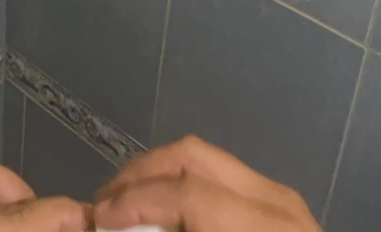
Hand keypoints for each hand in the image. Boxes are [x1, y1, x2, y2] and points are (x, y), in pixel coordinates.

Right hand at [95, 136, 319, 231]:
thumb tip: (119, 231)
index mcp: (263, 230)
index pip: (189, 192)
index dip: (136, 201)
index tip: (98, 221)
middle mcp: (276, 202)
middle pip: (193, 156)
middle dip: (141, 174)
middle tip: (103, 205)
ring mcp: (282, 199)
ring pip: (206, 157)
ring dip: (159, 175)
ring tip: (126, 204)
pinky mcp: (281, 206)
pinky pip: (221, 176)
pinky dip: (184, 184)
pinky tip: (165, 211)